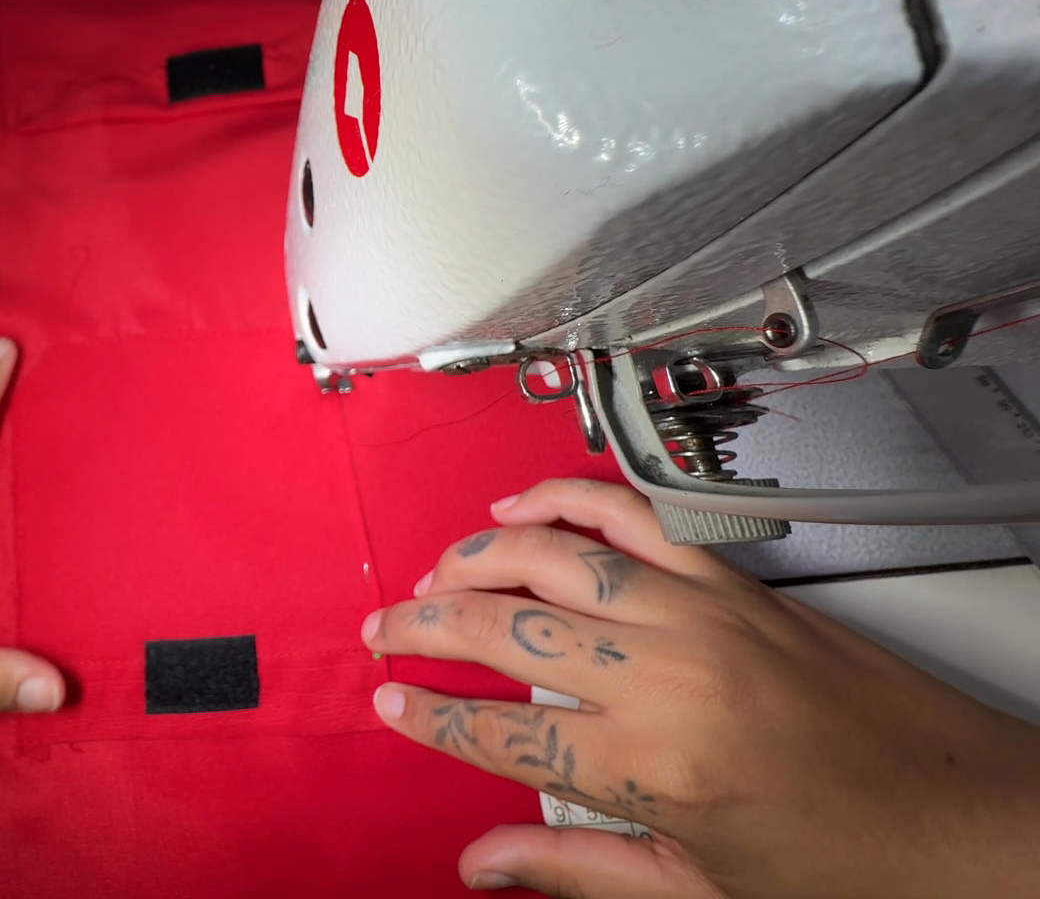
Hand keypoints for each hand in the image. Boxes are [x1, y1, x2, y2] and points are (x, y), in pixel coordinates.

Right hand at [361, 479, 1039, 898]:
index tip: (390, 702)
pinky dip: (555, 499)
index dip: (428, 717)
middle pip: (497, 629)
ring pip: (541, 557)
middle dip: (418, 628)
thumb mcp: (706, 894)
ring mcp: (695, 612)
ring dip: (466, 562)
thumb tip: (480, 864)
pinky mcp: (726, 579)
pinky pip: (622, 513)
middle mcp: (664, 675)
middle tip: (382, 632)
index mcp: (656, 766)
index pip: (497, 732)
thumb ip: (574, 867)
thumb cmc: (862, 877)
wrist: (1004, 839)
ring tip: (429, 580)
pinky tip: (511, 509)